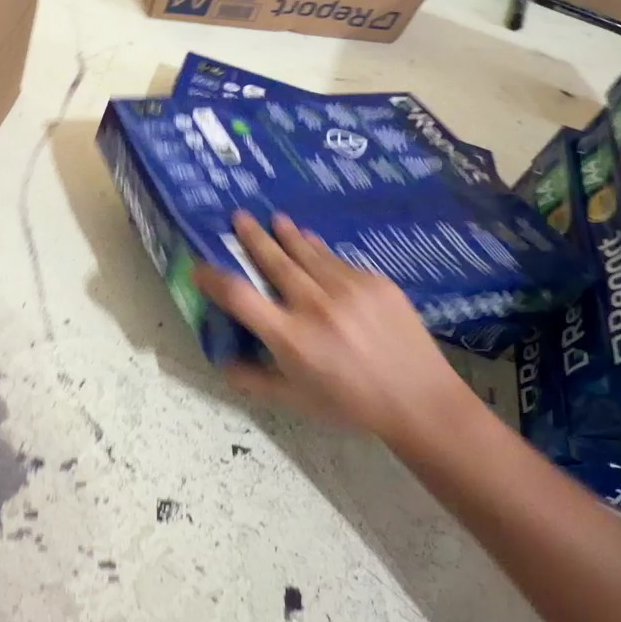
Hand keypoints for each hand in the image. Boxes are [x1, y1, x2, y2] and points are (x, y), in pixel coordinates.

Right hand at [195, 211, 479, 450]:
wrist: (420, 401)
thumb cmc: (352, 405)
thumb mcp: (296, 401)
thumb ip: (254, 380)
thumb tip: (223, 362)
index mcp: (290, 337)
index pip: (239, 296)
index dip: (214, 278)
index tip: (200, 265)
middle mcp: (314, 306)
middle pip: (273, 260)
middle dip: (253, 236)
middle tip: (239, 217)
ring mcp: (348, 290)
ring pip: (308, 251)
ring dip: (287, 234)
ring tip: (275, 219)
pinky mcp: (376, 283)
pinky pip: (339, 259)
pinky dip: (321, 250)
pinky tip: (314, 244)